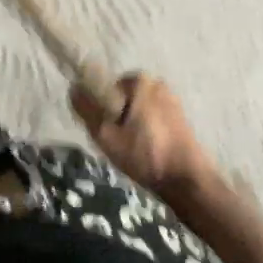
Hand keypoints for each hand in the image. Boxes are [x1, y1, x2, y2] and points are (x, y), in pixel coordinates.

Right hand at [72, 73, 218, 194]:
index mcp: (139, 81)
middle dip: (116, 116)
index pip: (105, 87)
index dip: (100, 109)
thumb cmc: (145, 155)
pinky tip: (148, 150)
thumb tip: (73, 88)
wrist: (188, 181)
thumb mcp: (105, 135)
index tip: (106, 131)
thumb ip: (86, 109)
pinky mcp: (181, 116)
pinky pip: (151, 116)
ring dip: (131, 124)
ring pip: (137, 108)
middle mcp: (156, 82)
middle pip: (121, 97)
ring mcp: (172, 99)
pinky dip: (146, 130)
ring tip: (134, 150)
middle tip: (118, 142)